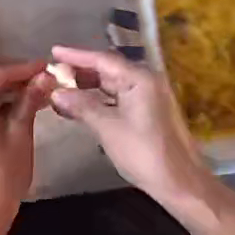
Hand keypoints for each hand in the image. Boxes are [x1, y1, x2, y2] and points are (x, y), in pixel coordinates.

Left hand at [0, 59, 54, 234]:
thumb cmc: (2, 173)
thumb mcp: (20, 133)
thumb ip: (30, 100)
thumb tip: (46, 76)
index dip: (25, 67)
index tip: (49, 66)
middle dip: (15, 72)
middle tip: (44, 76)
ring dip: (11, 86)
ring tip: (41, 90)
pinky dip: (5, 101)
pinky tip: (28, 105)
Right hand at [47, 46, 209, 198]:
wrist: (181, 183)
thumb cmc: (144, 152)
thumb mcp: (108, 128)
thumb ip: (82, 106)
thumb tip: (56, 93)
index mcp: (140, 78)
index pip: (103, 59)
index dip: (76, 56)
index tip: (53, 51)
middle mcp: (146, 81)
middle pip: (108, 70)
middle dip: (80, 72)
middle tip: (53, 75)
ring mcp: (149, 97)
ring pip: (112, 85)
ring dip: (88, 88)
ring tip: (61, 92)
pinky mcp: (149, 112)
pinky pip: (118, 99)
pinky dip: (99, 101)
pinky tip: (80, 108)